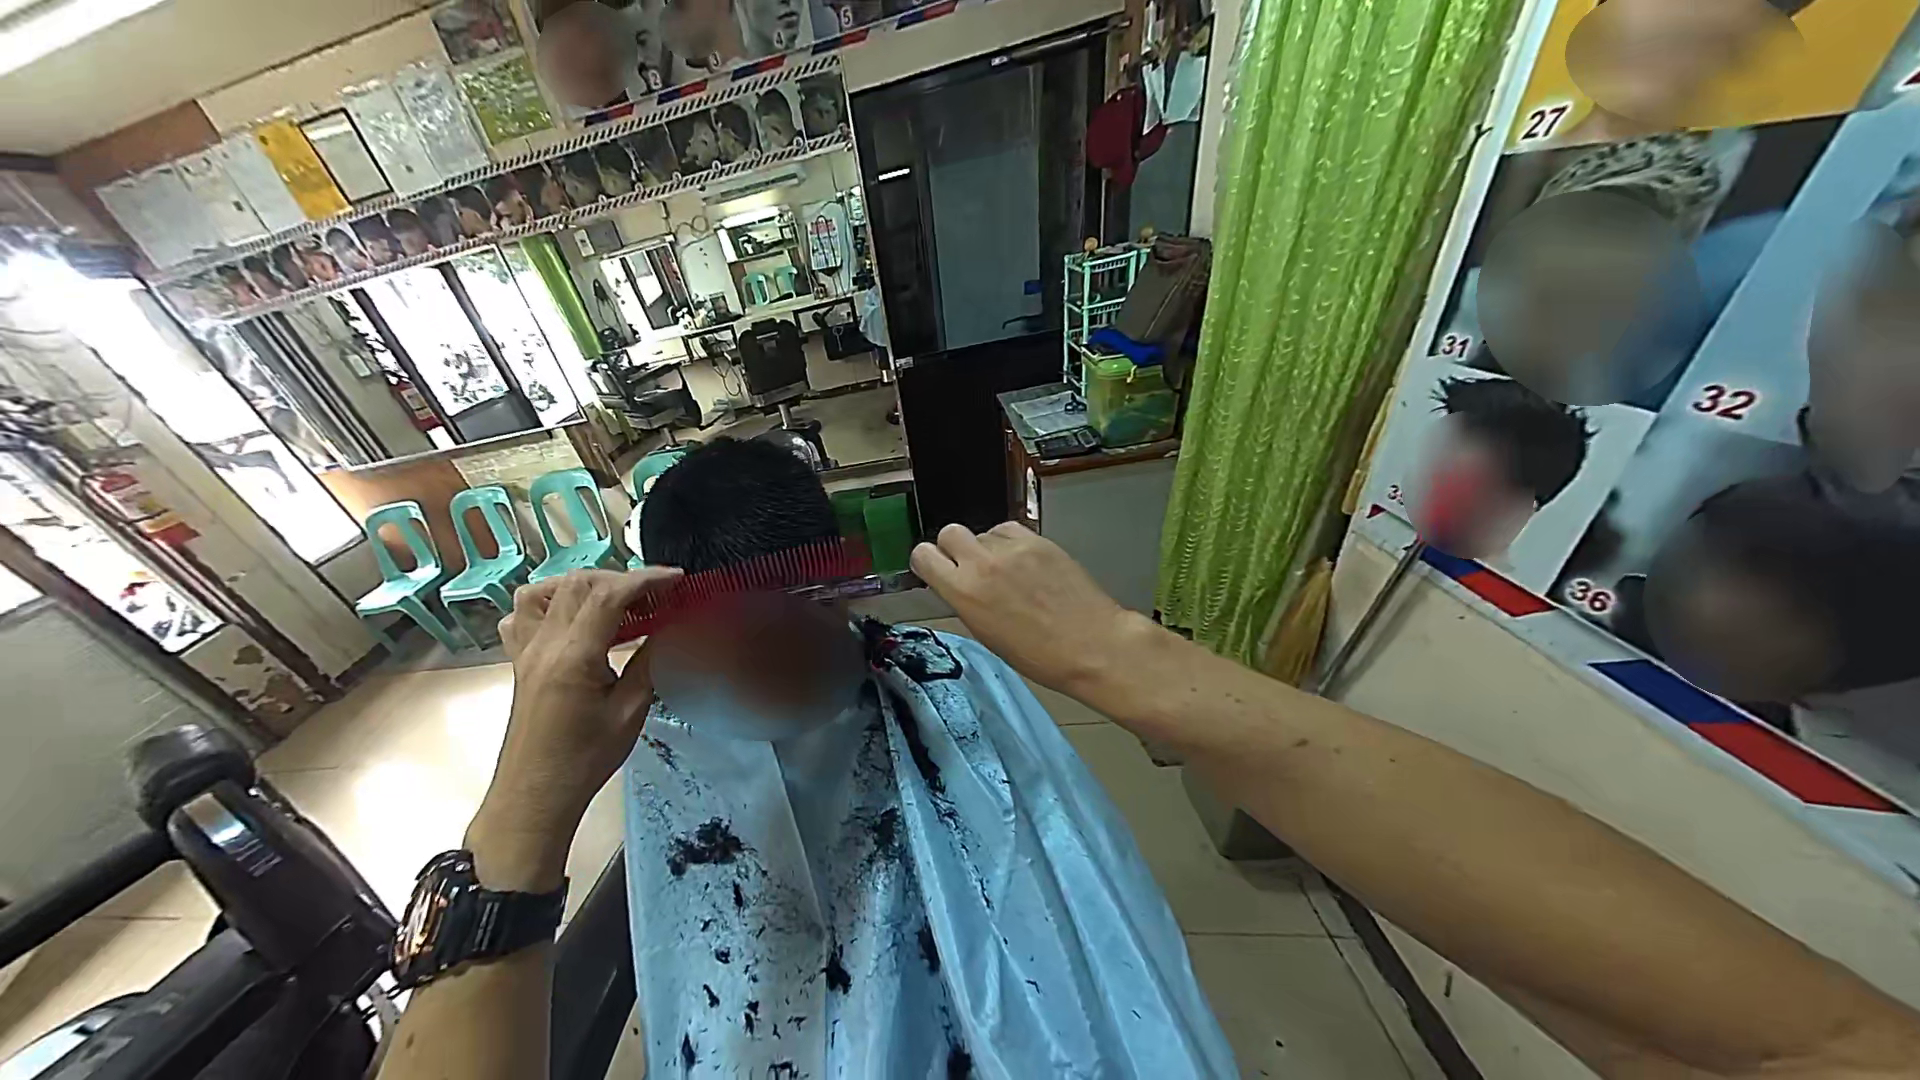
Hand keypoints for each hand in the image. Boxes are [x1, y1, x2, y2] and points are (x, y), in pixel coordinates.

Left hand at [467, 568, 679, 890]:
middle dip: (623, 578)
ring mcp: (525, 650)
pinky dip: (553, 603)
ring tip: (617, 600)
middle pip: (578, 583)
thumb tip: (674, 627)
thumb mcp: (632, 709)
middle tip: (656, 594)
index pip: (609, 595)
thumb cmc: (586, 758)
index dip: (647, 579)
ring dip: (586, 585)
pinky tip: (576, 618)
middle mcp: (543, 644)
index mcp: (573, 656)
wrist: (535, 794)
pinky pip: (524, 615)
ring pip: (545, 591)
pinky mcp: (519, 661)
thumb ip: (651, 660)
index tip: (678, 580)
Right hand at [910, 523, 1157, 696]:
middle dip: (953, 548)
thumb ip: (964, 600)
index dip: (927, 562)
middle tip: (969, 567)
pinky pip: (1010, 530)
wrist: (1092, 644)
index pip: (923, 555)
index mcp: (964, 592)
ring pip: (983, 532)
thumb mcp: (985, 634)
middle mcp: (984, 563)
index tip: (936, 570)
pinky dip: (1010, 543)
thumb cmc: (1039, 655)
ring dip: (987, 548)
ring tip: (1006, 571)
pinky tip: (1023, 563)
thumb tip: (956, 583)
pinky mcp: (1039, 540)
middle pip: (949, 532)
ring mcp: (1013, 548)